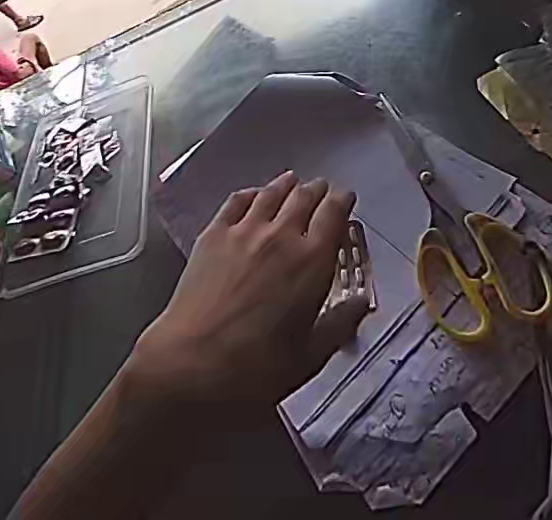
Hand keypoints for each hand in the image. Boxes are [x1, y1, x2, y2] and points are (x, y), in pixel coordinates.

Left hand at [126, 172, 369, 412]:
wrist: (191, 364)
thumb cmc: (255, 370)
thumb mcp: (309, 357)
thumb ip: (339, 324)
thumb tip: (361, 303)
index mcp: (311, 261)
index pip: (334, 215)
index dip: (342, 201)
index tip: (346, 199)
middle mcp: (281, 235)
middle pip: (304, 197)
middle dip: (317, 190)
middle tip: (322, 189)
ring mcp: (244, 230)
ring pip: (272, 193)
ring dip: (286, 185)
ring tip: (292, 181)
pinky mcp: (214, 234)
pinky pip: (237, 201)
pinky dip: (251, 193)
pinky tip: (253, 195)